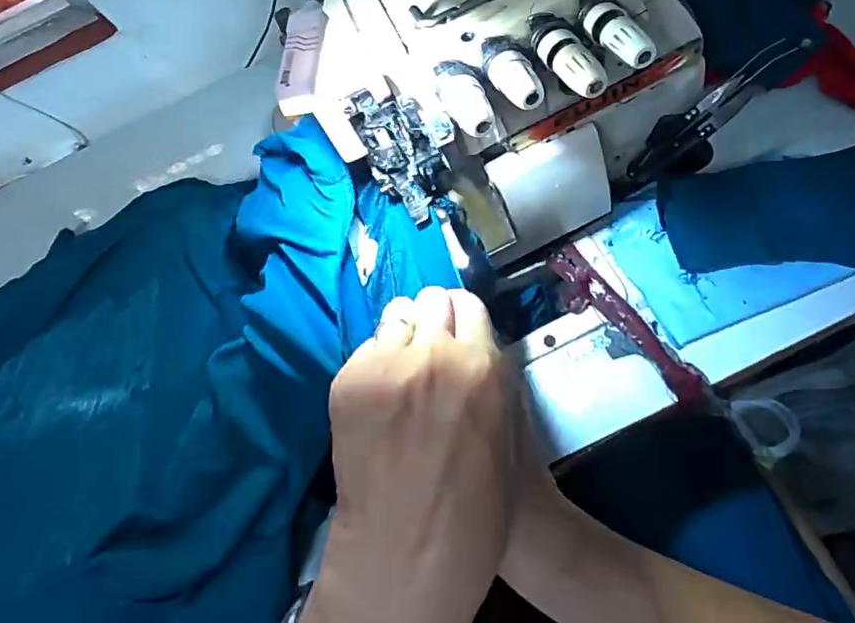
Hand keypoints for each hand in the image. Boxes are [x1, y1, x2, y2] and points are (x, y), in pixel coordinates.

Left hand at [305, 287, 514, 622]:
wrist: (406, 554)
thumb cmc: (470, 506)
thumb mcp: (504, 429)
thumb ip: (488, 375)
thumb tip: (471, 342)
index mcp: (481, 365)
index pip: (469, 303)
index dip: (462, 317)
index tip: (456, 329)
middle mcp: (434, 354)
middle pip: (431, 299)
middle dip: (432, 319)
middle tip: (427, 347)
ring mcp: (387, 364)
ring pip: (396, 315)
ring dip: (401, 335)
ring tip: (400, 368)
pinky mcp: (350, 379)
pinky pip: (367, 347)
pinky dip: (374, 362)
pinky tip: (377, 396)